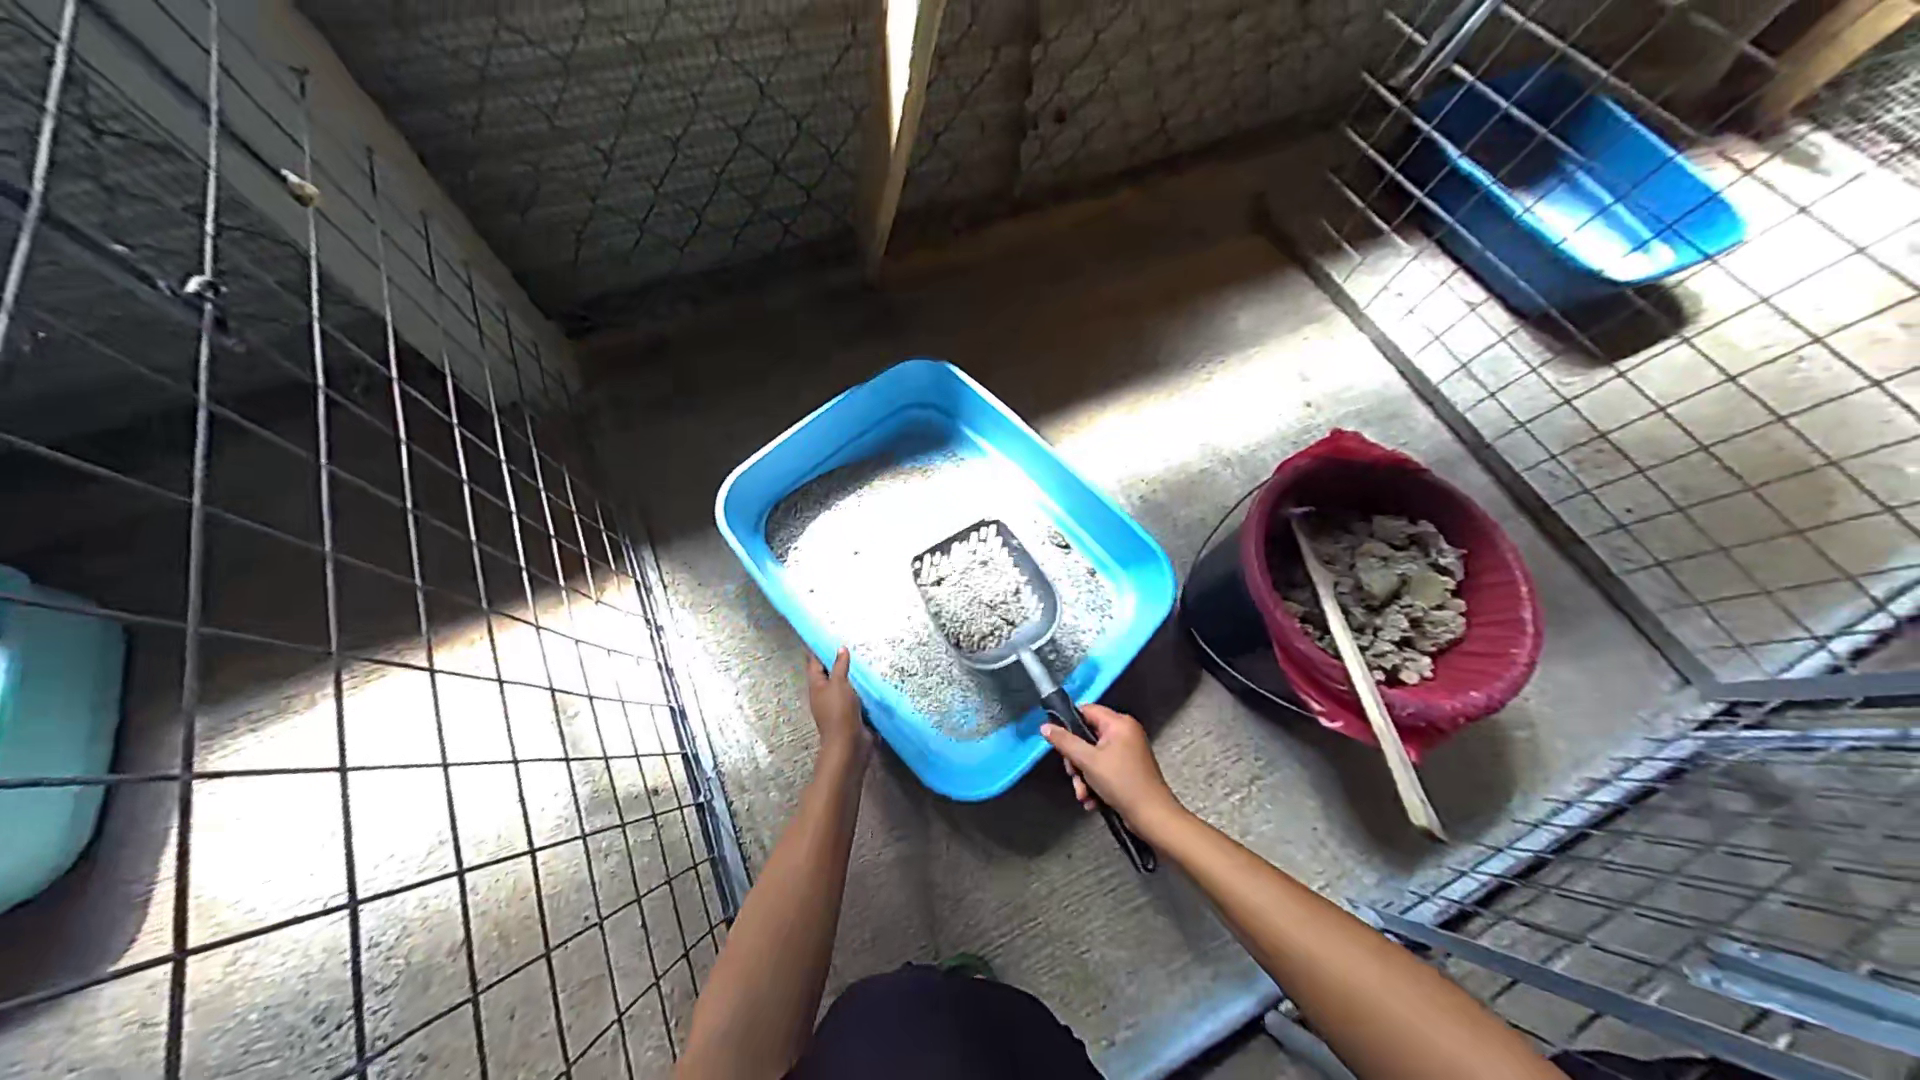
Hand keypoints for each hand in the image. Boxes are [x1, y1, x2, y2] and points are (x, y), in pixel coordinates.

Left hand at [806, 647, 869, 758]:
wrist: (849, 743)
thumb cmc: (839, 711)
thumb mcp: (838, 684)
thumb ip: (840, 666)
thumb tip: (840, 649)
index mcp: (817, 686)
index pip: (814, 663)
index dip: (818, 650)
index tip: (825, 636)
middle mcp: (825, 694)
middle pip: (829, 674)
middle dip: (838, 660)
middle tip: (850, 643)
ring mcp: (839, 704)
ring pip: (845, 684)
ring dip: (853, 674)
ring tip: (865, 657)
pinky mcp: (852, 712)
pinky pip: (857, 695)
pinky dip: (863, 687)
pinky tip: (873, 678)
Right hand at [1040, 704, 1183, 830]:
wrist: (1151, 816)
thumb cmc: (1122, 783)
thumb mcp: (1088, 761)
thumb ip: (1065, 742)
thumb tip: (1046, 727)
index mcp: (1119, 723)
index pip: (1086, 711)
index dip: (1069, 724)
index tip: (1058, 741)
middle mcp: (1125, 733)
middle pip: (1087, 737)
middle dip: (1076, 760)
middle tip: (1073, 774)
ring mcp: (1127, 752)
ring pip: (1093, 756)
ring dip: (1083, 776)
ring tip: (1083, 794)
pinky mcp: (1128, 769)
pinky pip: (1103, 769)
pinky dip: (1095, 783)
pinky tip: (1092, 800)